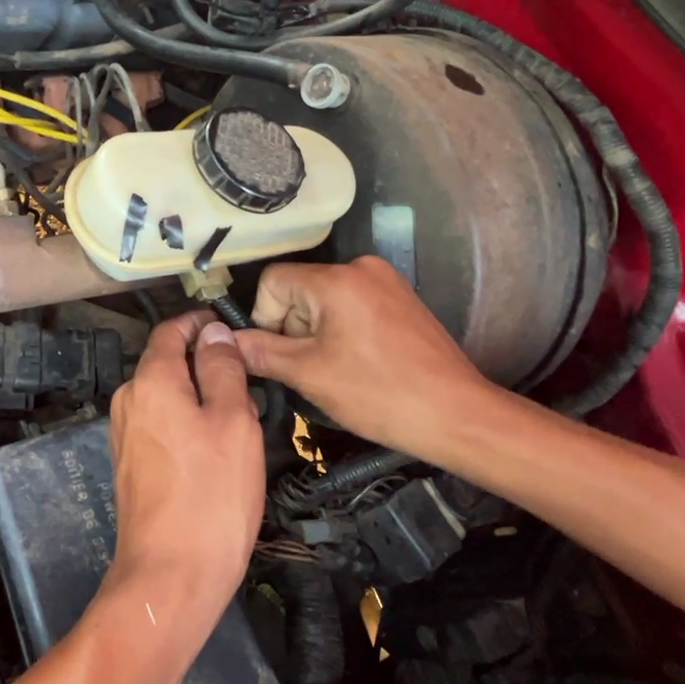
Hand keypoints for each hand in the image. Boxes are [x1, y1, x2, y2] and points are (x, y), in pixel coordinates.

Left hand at [106, 311, 265, 623]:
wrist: (170, 574)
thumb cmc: (210, 495)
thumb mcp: (232, 422)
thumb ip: (223, 369)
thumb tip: (213, 332)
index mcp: (150, 380)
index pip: (170, 331)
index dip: (200, 323)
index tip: (229, 325)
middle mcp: (128, 400)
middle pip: (167, 363)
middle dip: (205, 363)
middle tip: (247, 380)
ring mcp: (125, 434)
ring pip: (167, 396)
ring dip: (199, 396)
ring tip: (239, 418)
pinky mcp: (130, 464)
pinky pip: (161, 425)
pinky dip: (187, 422)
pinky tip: (215, 450)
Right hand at [237, 257, 497, 457]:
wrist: (459, 416)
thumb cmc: (379, 394)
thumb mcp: (310, 375)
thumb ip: (261, 352)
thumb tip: (225, 341)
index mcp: (336, 279)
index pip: (272, 281)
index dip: (265, 319)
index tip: (282, 356)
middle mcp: (360, 267)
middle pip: (298, 290)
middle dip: (294, 329)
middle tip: (313, 369)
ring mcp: (385, 281)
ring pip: (324, 301)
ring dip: (317, 334)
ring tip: (339, 371)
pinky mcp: (400, 300)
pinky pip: (351, 306)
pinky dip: (342, 332)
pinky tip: (359, 365)